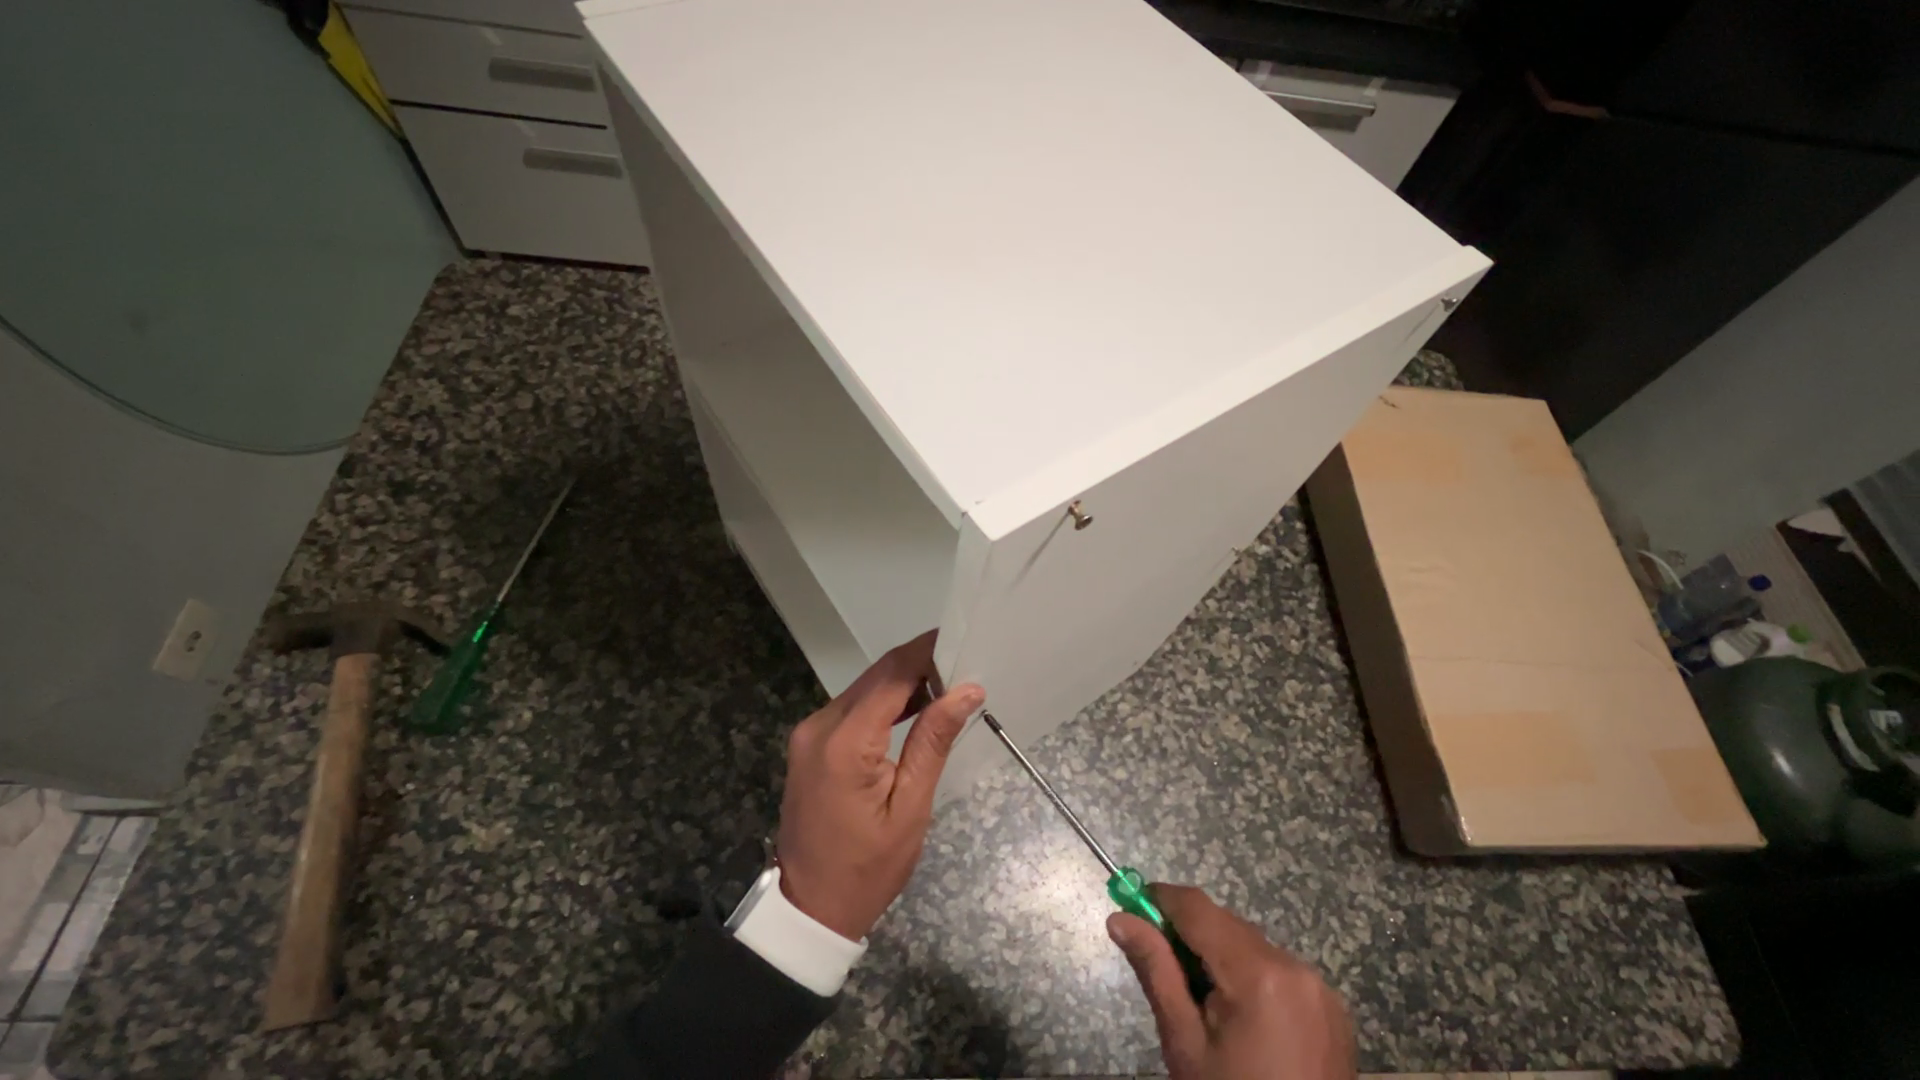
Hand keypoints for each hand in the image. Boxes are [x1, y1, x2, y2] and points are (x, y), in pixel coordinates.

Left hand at [777, 631, 984, 941]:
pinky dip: (885, 703)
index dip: (927, 653)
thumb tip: (967, 690)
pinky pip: (852, 709)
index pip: (891, 675)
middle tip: (966, 666)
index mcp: (845, 741)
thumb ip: (934, 742)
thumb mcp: (910, 808)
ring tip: (950, 686)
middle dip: (920, 665)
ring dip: (904, 683)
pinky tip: (916, 709)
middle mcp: (819, 725)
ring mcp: (809, 733)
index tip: (964, 640)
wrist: (809, 908)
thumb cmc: (867, 868)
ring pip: (864, 689)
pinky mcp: (810, 744)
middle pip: (876, 677)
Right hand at [1110, 885, 1355, 1079]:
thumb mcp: (1184, 1043)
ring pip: (1253, 946)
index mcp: (1259, 974)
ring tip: (1199, 1001)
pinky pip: (1280, 970)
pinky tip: (1238, 1016)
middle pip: (1226, 925)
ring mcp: (1320, 987)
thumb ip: (1155, 972)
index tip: (1129, 902)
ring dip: (1219, 955)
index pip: (1198, 909)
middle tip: (1157, 963)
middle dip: (1188, 933)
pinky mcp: (1333, 1008)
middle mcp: (1295, 966)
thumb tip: (1120, 919)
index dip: (1161, 899)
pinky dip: (1251, 976)